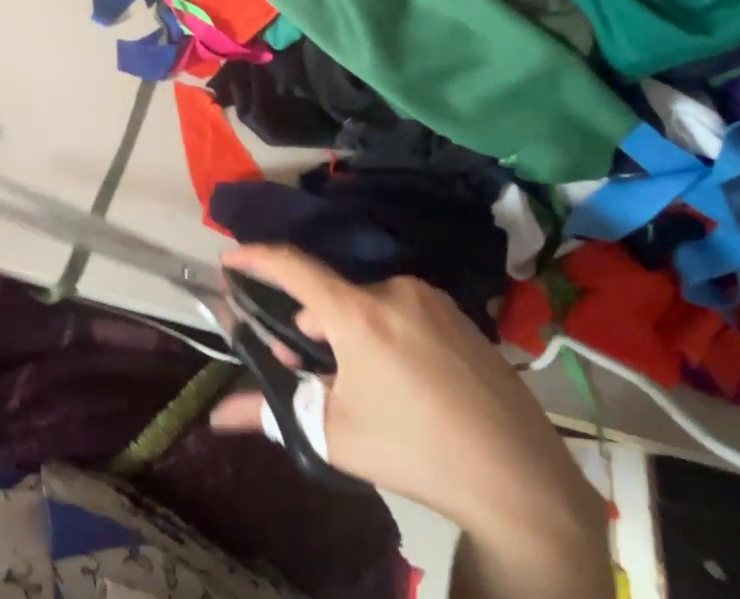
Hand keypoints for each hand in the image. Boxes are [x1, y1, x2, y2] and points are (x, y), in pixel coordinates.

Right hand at [210, 245, 603, 540]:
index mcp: (358, 313)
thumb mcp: (332, 434)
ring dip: (345, 331)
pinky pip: (403, 314)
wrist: (521, 482)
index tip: (228, 260)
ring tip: (353, 380)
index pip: (292, 267)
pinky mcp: (465, 323)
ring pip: (367, 305)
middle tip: (302, 368)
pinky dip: (383, 334)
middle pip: (329, 295)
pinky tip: (397, 380)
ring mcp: (437, 306)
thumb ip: (267, 414)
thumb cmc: (414, 451)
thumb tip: (217, 417)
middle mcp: (396, 294)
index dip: (254, 258)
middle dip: (307, 326)